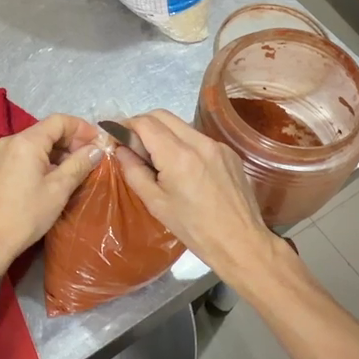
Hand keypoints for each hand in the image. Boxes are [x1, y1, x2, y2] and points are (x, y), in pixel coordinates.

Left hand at [0, 114, 102, 270]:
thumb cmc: (26, 215)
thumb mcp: (59, 189)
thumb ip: (79, 164)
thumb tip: (97, 149)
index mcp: (26, 142)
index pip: (59, 121)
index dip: (81, 128)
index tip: (99, 142)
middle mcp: (10, 141)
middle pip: (46, 130)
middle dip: (70, 140)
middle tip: (90, 157)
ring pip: (35, 143)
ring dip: (57, 151)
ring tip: (76, 168)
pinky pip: (23, 154)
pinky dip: (41, 159)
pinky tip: (53, 176)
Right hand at [117, 110, 279, 280]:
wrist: (240, 243)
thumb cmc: (193, 229)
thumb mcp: (155, 203)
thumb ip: (134, 171)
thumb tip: (121, 149)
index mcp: (178, 156)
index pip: (145, 123)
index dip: (126, 126)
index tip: (117, 137)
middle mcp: (199, 142)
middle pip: (163, 115)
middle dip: (143, 124)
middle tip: (134, 145)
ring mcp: (218, 145)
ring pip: (181, 125)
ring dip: (164, 133)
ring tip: (158, 159)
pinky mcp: (230, 152)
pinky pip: (199, 138)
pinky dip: (184, 144)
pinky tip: (184, 168)